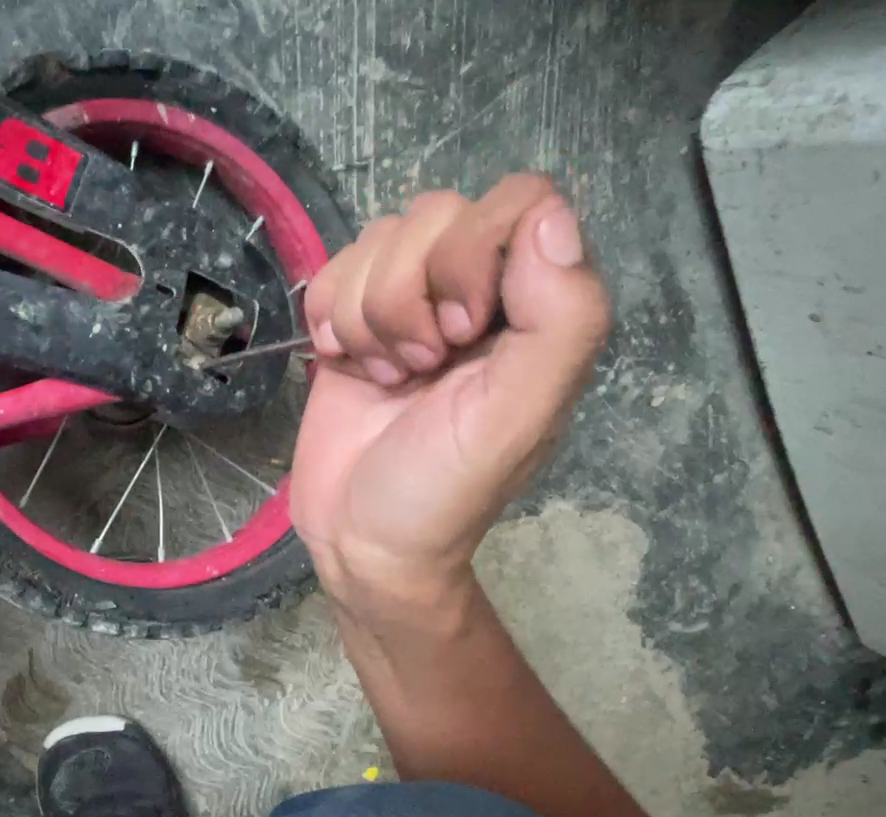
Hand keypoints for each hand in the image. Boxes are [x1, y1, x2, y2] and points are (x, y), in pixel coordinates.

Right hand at [290, 175, 610, 620]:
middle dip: (406, 295)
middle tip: (416, 368)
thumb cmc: (442, 493)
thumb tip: (550, 216)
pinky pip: (333, 270)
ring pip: (377, 239)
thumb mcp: (514, 418)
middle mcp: (475, 293)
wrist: (361, 544)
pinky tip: (340, 362)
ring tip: (381, 377)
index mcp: (535, 309)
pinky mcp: (353, 326)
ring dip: (364, 314)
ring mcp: (409, 306)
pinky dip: (327, 315)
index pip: (516, 203)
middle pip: (434, 214)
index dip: (472, 255)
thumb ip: (558, 319)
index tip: (459, 336)